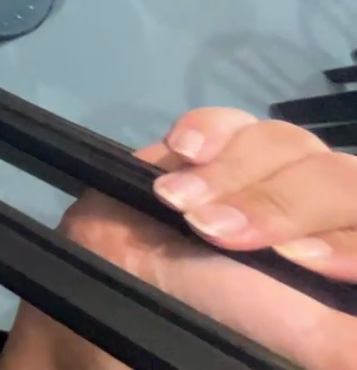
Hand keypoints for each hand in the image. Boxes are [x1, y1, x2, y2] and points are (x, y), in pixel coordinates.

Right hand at [0, 108, 356, 369]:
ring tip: (179, 203)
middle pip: (339, 176)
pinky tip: (184, 151)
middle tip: (217, 232)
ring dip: (229, 176)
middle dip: (276, 205)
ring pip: (285, 142)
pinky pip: (228, 117)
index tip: (301, 262)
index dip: (344, 235)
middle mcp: (331, 208)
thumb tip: (355, 304)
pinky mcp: (213, 143)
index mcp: (354, 249)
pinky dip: (207, 130)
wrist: (128, 274)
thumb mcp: (325, 344)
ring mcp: (271, 169)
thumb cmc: (228, 314)